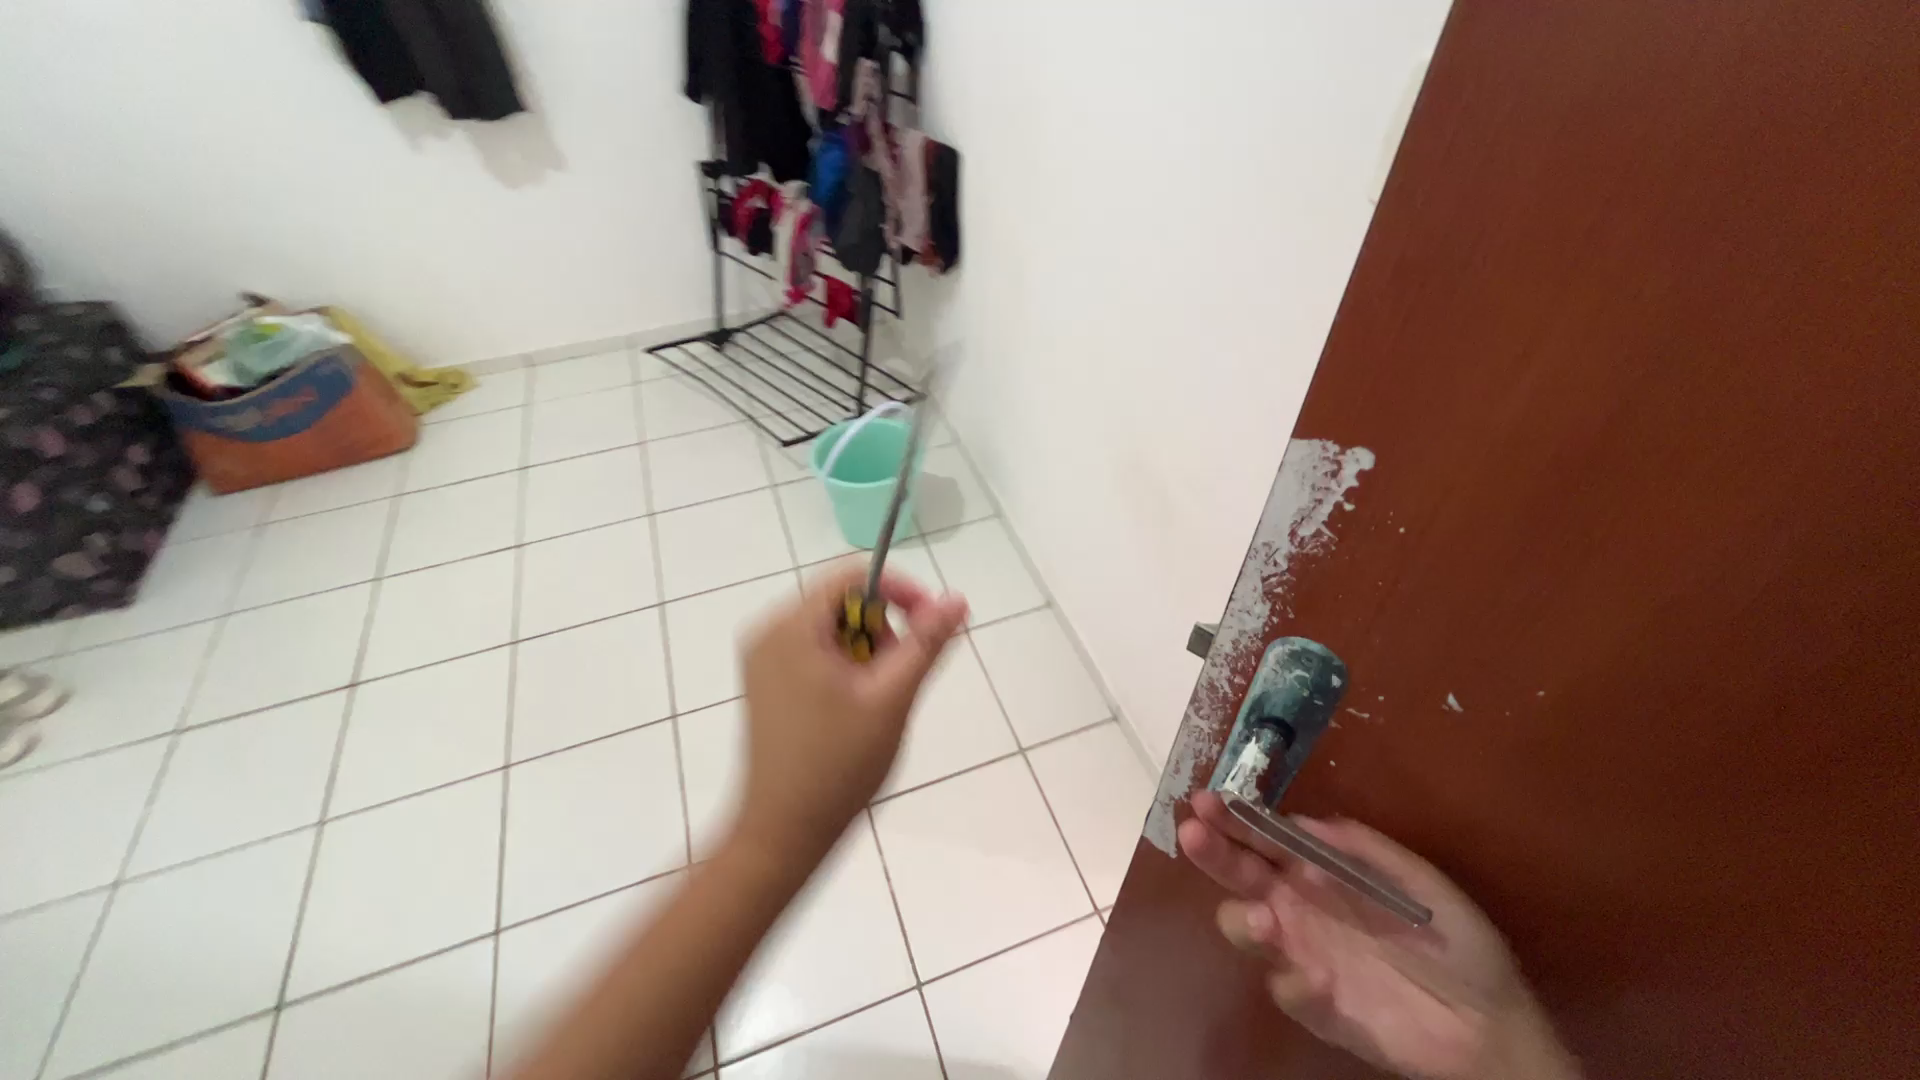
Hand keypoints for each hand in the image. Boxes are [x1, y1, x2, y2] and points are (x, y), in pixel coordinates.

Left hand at [733, 565, 967, 863]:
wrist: (783, 833)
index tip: (931, 623)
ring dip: (867, 652)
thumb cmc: (839, 765)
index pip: (851, 576)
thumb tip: (957, 599)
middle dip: (882, 630)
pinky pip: (814, 653)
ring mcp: (762, 661)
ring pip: (831, 629)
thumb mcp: (892, 698)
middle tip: (899, 677)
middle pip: (841, 602)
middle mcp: (768, 633)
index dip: (899, 590)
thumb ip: (926, 643)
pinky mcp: (766, 685)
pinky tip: (855, 708)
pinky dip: (845, 667)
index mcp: (791, 628)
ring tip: (878, 700)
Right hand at [1179, 791, 1579, 1079]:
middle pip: (1238, 874)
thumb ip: (1363, 849)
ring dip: (1242, 918)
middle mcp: (1296, 906)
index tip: (1208, 801)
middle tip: (1194, 832)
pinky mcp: (1313, 1006)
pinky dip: (1293, 980)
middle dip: (1212, 851)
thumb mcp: (1419, 881)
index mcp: (1317, 871)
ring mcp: (1299, 954)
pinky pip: (1285, 988)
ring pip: (1242, 926)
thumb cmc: (1454, 941)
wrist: (1490, 1026)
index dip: (1234, 818)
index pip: (1263, 837)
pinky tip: (1317, 976)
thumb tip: (1304, 820)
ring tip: (1264, 916)